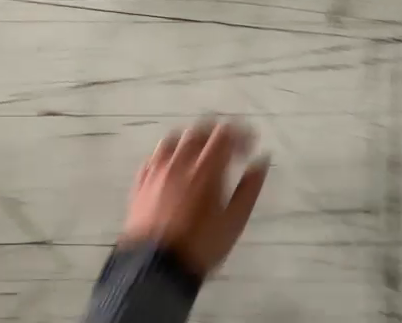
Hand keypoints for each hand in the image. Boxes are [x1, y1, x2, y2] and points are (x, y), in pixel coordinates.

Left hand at [122, 118, 269, 277]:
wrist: (154, 271)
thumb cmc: (199, 246)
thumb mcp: (234, 220)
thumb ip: (250, 187)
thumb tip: (261, 162)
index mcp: (206, 167)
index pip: (225, 133)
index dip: (241, 133)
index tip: (250, 145)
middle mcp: (180, 162)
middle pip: (199, 130)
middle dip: (217, 133)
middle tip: (228, 146)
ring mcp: (157, 173)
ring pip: (173, 139)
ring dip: (189, 140)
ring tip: (199, 153)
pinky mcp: (140, 186)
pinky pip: (152, 159)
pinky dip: (166, 156)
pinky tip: (172, 167)